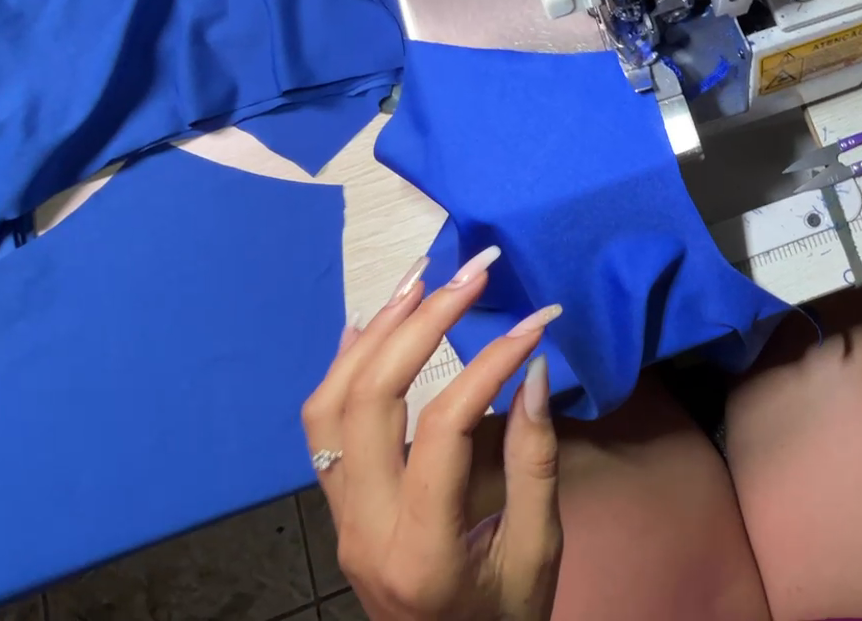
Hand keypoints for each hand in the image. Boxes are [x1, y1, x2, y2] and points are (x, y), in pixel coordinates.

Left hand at [302, 247, 564, 620]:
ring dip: (376, 332)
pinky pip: (323, 424)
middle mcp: (362, 527)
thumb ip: (535, 461)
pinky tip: (375, 319)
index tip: (536, 321)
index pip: (444, 428)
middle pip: (369, 400)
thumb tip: (533, 370)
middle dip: (421, 323)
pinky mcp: (339, 504)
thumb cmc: (505, 620)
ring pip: (331, 404)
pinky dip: (347, 361)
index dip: (490, 363)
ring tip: (422, 278)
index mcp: (419, 549)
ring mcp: (340, 515)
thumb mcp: (538, 550)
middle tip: (471, 274)